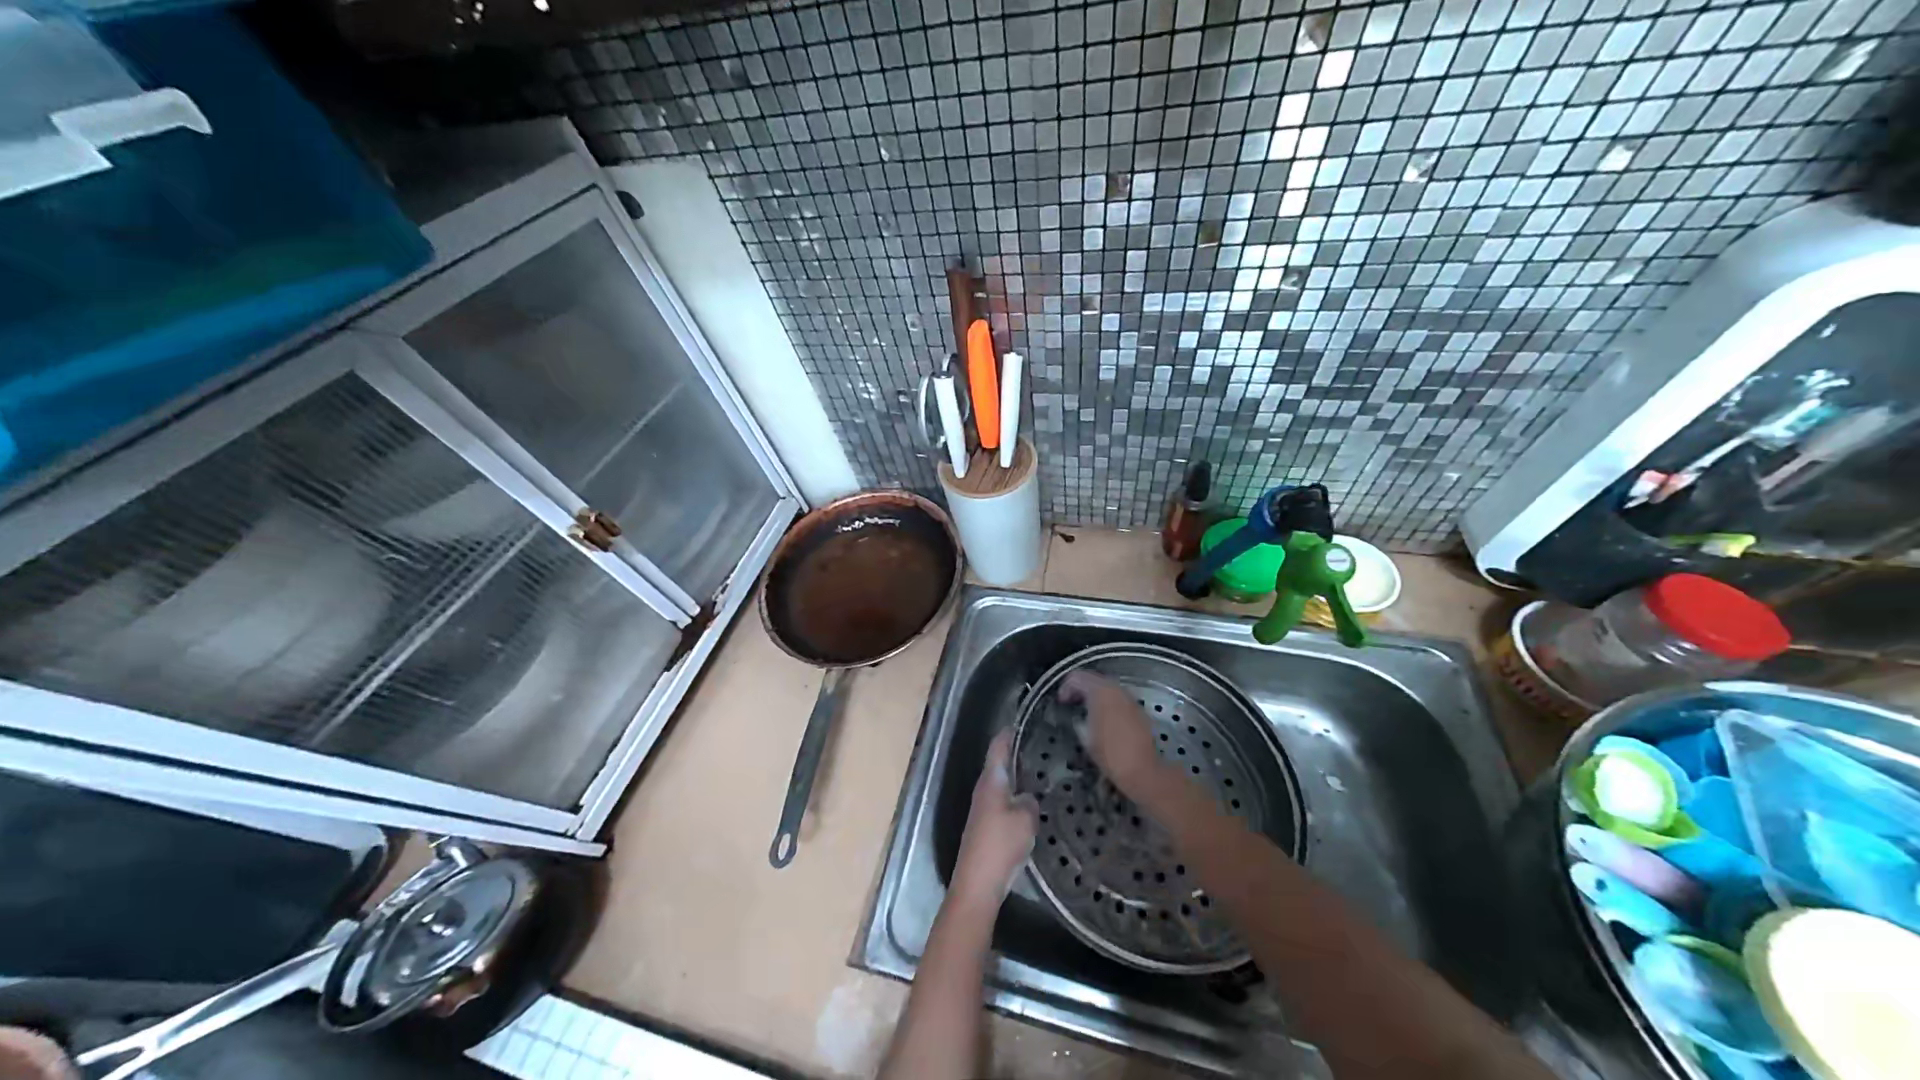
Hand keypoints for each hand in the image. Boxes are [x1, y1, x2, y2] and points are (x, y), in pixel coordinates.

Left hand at [952, 728, 1038, 906]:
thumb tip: (1027, 797)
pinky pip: (1003, 802)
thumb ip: (1029, 802)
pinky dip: (1016, 796)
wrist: (978, 882)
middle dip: (1017, 753)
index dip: (1009, 732)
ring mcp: (983, 809)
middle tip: (1042, 744)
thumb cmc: (1001, 844)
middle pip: (999, 763)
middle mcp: (983, 789)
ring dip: (1018, 776)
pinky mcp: (986, 826)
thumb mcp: (1025, 819)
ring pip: (1002, 784)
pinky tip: (1032, 802)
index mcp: (990, 780)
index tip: (1024, 720)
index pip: (998, 746)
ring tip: (1042, 770)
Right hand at [1058, 670, 1165, 795]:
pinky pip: (1118, 699)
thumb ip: (1079, 719)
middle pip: (1093, 679)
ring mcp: (1129, 699)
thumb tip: (1080, 717)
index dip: (1066, 687)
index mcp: (1100, 691)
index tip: (1062, 702)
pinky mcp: (1138, 710)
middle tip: (1070, 703)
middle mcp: (1116, 689)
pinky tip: (1103, 719)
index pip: (1077, 677)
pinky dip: (1107, 702)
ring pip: (1107, 688)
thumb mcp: (1085, 736)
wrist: (1142, 769)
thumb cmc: (1109, 753)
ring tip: (1086, 711)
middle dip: (1080, 689)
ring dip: (1094, 695)